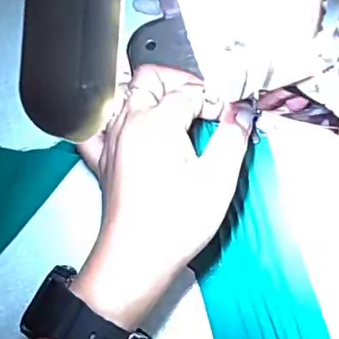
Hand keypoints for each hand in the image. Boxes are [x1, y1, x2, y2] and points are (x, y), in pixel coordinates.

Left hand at [73, 65, 255, 325]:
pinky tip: (125, 124)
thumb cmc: (172, 226)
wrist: (138, 259)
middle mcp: (127, 125)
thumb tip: (241, 113)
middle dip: (181, 82)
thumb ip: (233, 137)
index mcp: (155, 123)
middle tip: (205, 101)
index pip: (190, 92)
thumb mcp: (218, 179)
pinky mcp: (104, 162)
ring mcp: (111, 142)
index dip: (215, 99)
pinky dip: (111, 118)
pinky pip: (97, 127)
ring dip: (152, 94)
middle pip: (150, 79)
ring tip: (175, 110)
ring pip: (124, 95)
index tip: (230, 114)